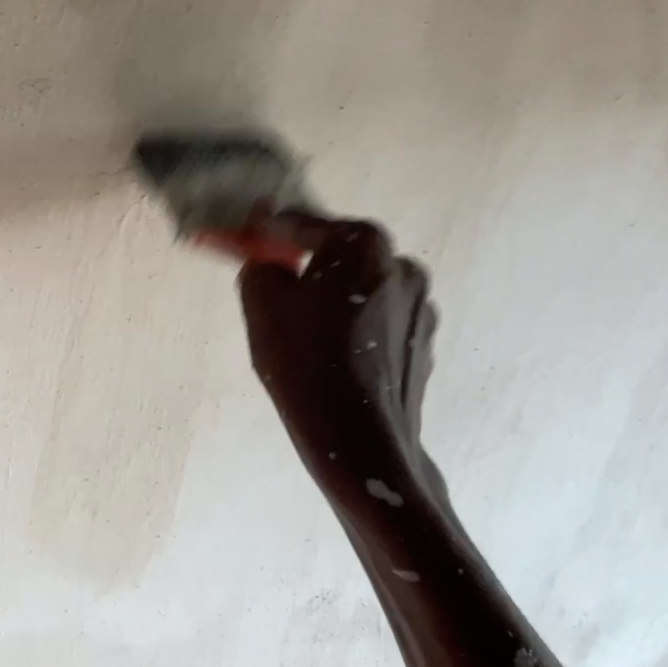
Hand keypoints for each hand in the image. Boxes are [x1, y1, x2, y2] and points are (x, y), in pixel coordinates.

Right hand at [236, 212, 437, 481]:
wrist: (359, 441)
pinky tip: (331, 358)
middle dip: (306, 266)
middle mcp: (401, 265)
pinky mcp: (424, 345)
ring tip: (302, 333)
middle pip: (338, 256)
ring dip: (333, 299)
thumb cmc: (305, 360)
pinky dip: (353, 329)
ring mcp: (420, 307)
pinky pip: (377, 322)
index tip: (243, 233)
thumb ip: (260, 266)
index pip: (301, 225)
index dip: (265, 230)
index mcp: (362, 243)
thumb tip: (270, 266)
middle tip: (273, 288)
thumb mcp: (260, 301)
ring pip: (360, 290)